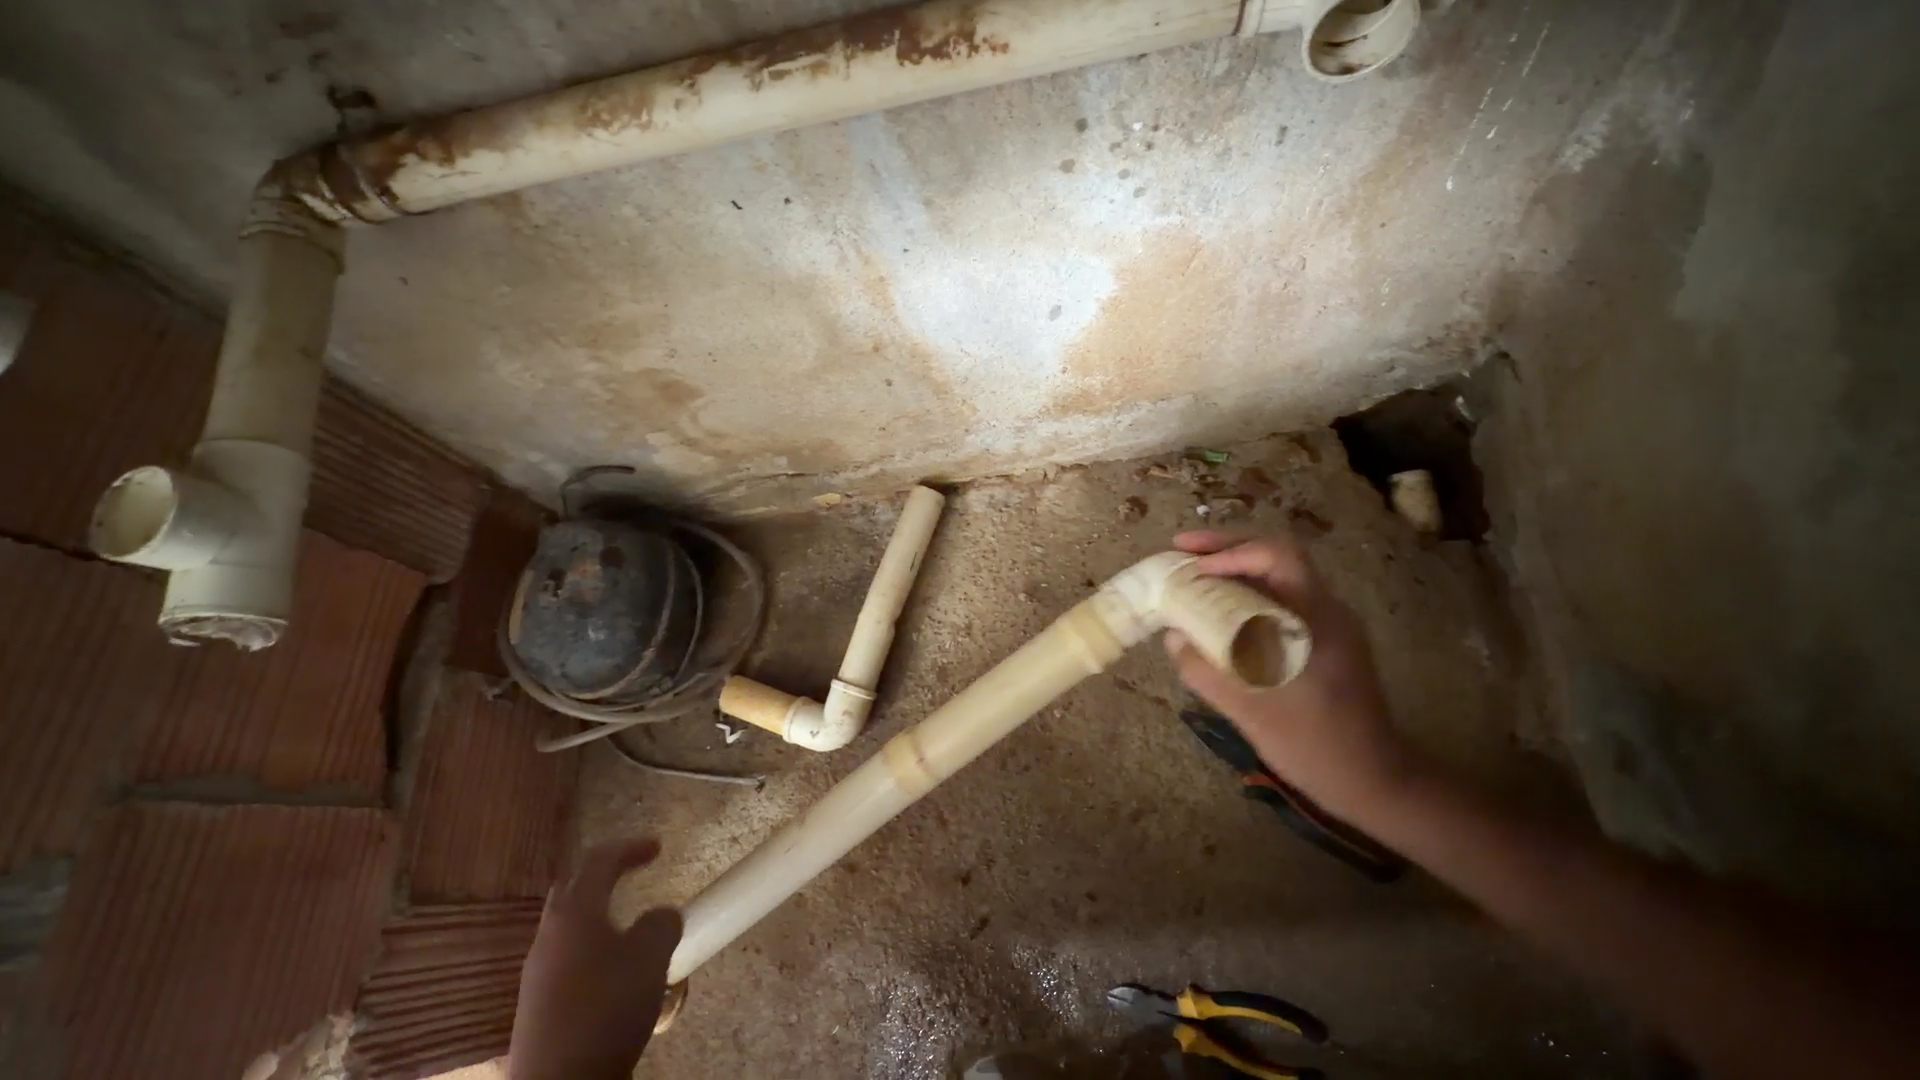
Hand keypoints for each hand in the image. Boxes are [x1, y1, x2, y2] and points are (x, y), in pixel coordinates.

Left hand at [508, 838, 682, 1079]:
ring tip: (631, 925)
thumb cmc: (607, 1008)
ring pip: (569, 925)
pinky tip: (613, 970)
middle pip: (573, 888)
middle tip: (633, 873)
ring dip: (599, 913)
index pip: (599, 862)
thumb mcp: (650, 958)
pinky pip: (568, 956)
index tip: (657, 847)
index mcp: (575, 913)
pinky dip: (593, 946)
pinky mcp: (538, 1002)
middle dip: (604, 875)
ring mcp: (538, 970)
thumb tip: (661, 914)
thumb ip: (661, 924)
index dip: (630, 848)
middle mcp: (550, 934)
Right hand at [1163, 532, 1419, 811]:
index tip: (1192, 568)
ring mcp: (1330, 627)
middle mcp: (1328, 611)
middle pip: (1276, 558)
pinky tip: (1220, 616)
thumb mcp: (1251, 712)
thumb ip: (1207, 671)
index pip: (1277, 556)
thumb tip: (1173, 637)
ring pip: (1279, 580)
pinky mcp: (1325, 645)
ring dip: (1236, 572)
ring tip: (1193, 578)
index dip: (1231, 552)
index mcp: (1317, 618)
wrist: (1374, 781)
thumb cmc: (1316, 746)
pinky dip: (1247, 598)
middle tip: (1180, 552)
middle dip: (1226, 550)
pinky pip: (1282, 604)